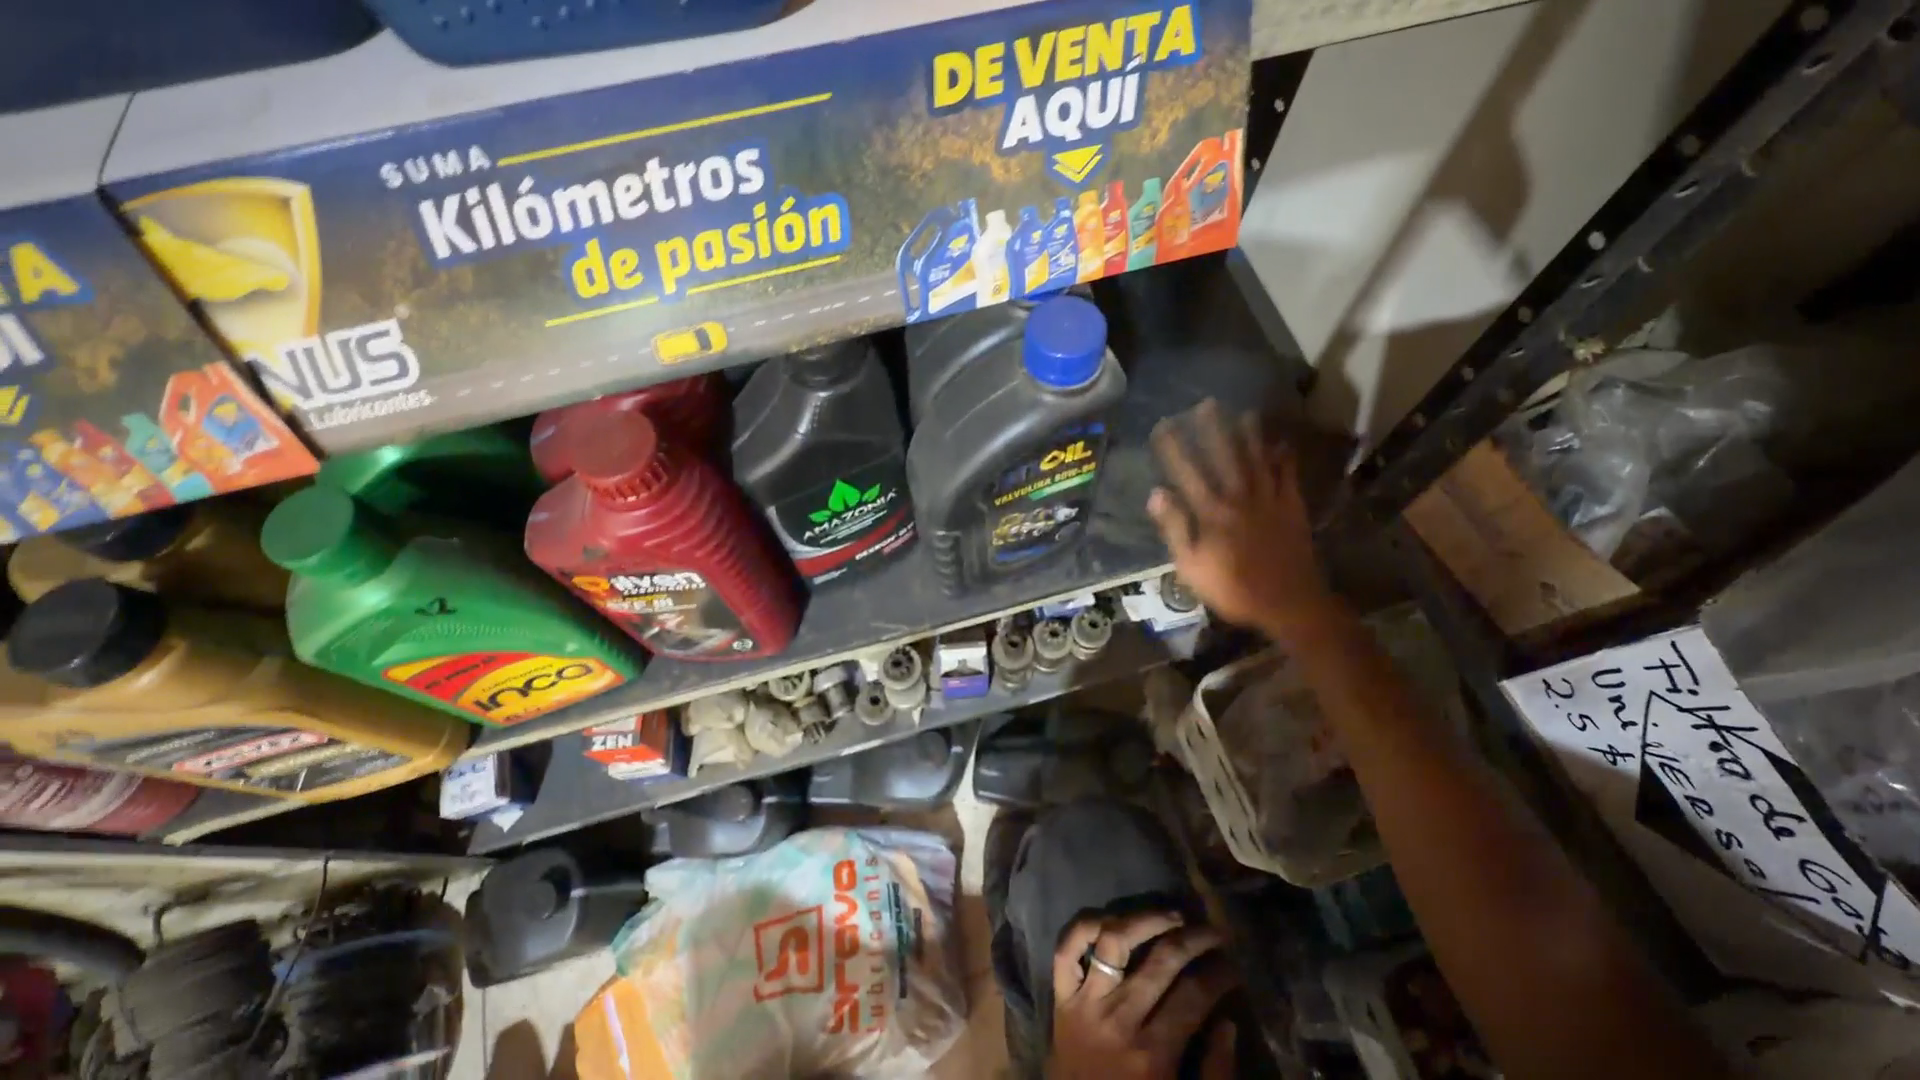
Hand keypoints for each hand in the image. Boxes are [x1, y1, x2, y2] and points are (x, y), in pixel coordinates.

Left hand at [1044, 911, 1237, 1079]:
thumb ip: (1216, 1072)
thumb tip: (1228, 1022)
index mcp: (1153, 1053)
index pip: (1195, 995)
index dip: (1221, 974)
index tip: (1234, 965)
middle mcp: (1118, 1019)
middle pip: (1161, 961)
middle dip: (1195, 939)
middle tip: (1214, 932)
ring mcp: (1085, 1003)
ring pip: (1114, 941)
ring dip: (1146, 920)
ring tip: (1172, 916)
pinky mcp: (1060, 997)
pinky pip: (1066, 950)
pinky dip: (1085, 926)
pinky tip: (1112, 920)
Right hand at [1148, 399, 1337, 643]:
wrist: (1288, 602)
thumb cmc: (1233, 589)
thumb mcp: (1191, 566)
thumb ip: (1176, 528)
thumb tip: (1156, 494)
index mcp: (1212, 513)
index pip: (1187, 473)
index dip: (1174, 448)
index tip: (1163, 425)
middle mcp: (1240, 498)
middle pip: (1225, 457)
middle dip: (1214, 430)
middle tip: (1206, 404)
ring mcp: (1269, 501)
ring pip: (1257, 460)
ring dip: (1250, 435)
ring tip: (1244, 413)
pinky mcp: (1292, 509)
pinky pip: (1287, 476)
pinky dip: (1284, 459)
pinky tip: (1281, 444)